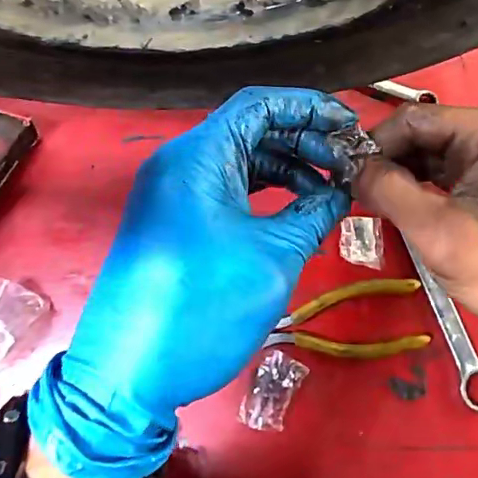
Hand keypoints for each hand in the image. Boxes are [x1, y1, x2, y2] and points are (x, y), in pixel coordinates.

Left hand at [27, 87, 356, 477]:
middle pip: (250, 128)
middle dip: (302, 138)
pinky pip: (225, 185)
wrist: (128, 373)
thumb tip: (342, 190)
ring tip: (328, 188)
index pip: (258, 104)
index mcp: (197, 157)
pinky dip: (262, 189)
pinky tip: (297, 207)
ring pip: (239, 157)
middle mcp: (180, 162)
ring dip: (285, 166)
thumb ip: (314, 214)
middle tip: (345, 161)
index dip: (308, 107)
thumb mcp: (272, 258)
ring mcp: (173, 189)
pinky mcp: (175, 216)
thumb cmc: (201, 308)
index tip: (348, 124)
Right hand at [353, 105, 477, 343]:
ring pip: (429, 156)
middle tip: (356, 195)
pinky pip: (443, 175)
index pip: (412, 118)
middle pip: (421, 134)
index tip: (346, 175)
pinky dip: (418, 190)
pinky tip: (400, 211)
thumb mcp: (438, 231)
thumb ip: (388, 191)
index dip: (374, 144)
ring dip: (399, 177)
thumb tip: (351, 168)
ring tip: (373, 206)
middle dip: (385, 162)